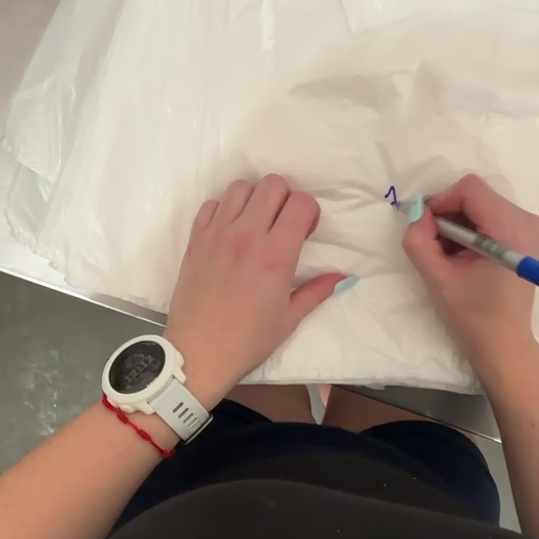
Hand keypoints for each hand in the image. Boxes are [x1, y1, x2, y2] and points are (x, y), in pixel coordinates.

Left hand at [165, 175, 344, 402]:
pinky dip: (225, 209)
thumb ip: (317, 291)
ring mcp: (217, 234)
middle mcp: (247, 236)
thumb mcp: (289, 319)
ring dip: (255, 198)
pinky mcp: (196, 240)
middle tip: (283, 223)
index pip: (301, 202)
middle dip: (286, 198)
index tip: (306, 231)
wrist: (198, 354)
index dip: (309, 211)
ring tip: (256, 222)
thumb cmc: (247, 341)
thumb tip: (343, 277)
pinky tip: (230, 231)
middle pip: (272, 184)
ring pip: (240, 187)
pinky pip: (212, 204)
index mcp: (276, 255)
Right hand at [402, 175, 538, 370]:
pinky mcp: (525, 236)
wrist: (502, 343)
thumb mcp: (437, 278)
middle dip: (449, 215)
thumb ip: (419, 241)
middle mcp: (526, 220)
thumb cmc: (472, 316)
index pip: (469, 189)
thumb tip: (417, 213)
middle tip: (436, 247)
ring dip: (458, 224)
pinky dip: (470, 230)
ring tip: (451, 256)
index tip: (426, 228)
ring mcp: (529, 227)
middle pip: (476, 195)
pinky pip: (490, 216)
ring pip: (481, 204)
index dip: (441, 202)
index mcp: (510, 229)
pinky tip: (465, 257)